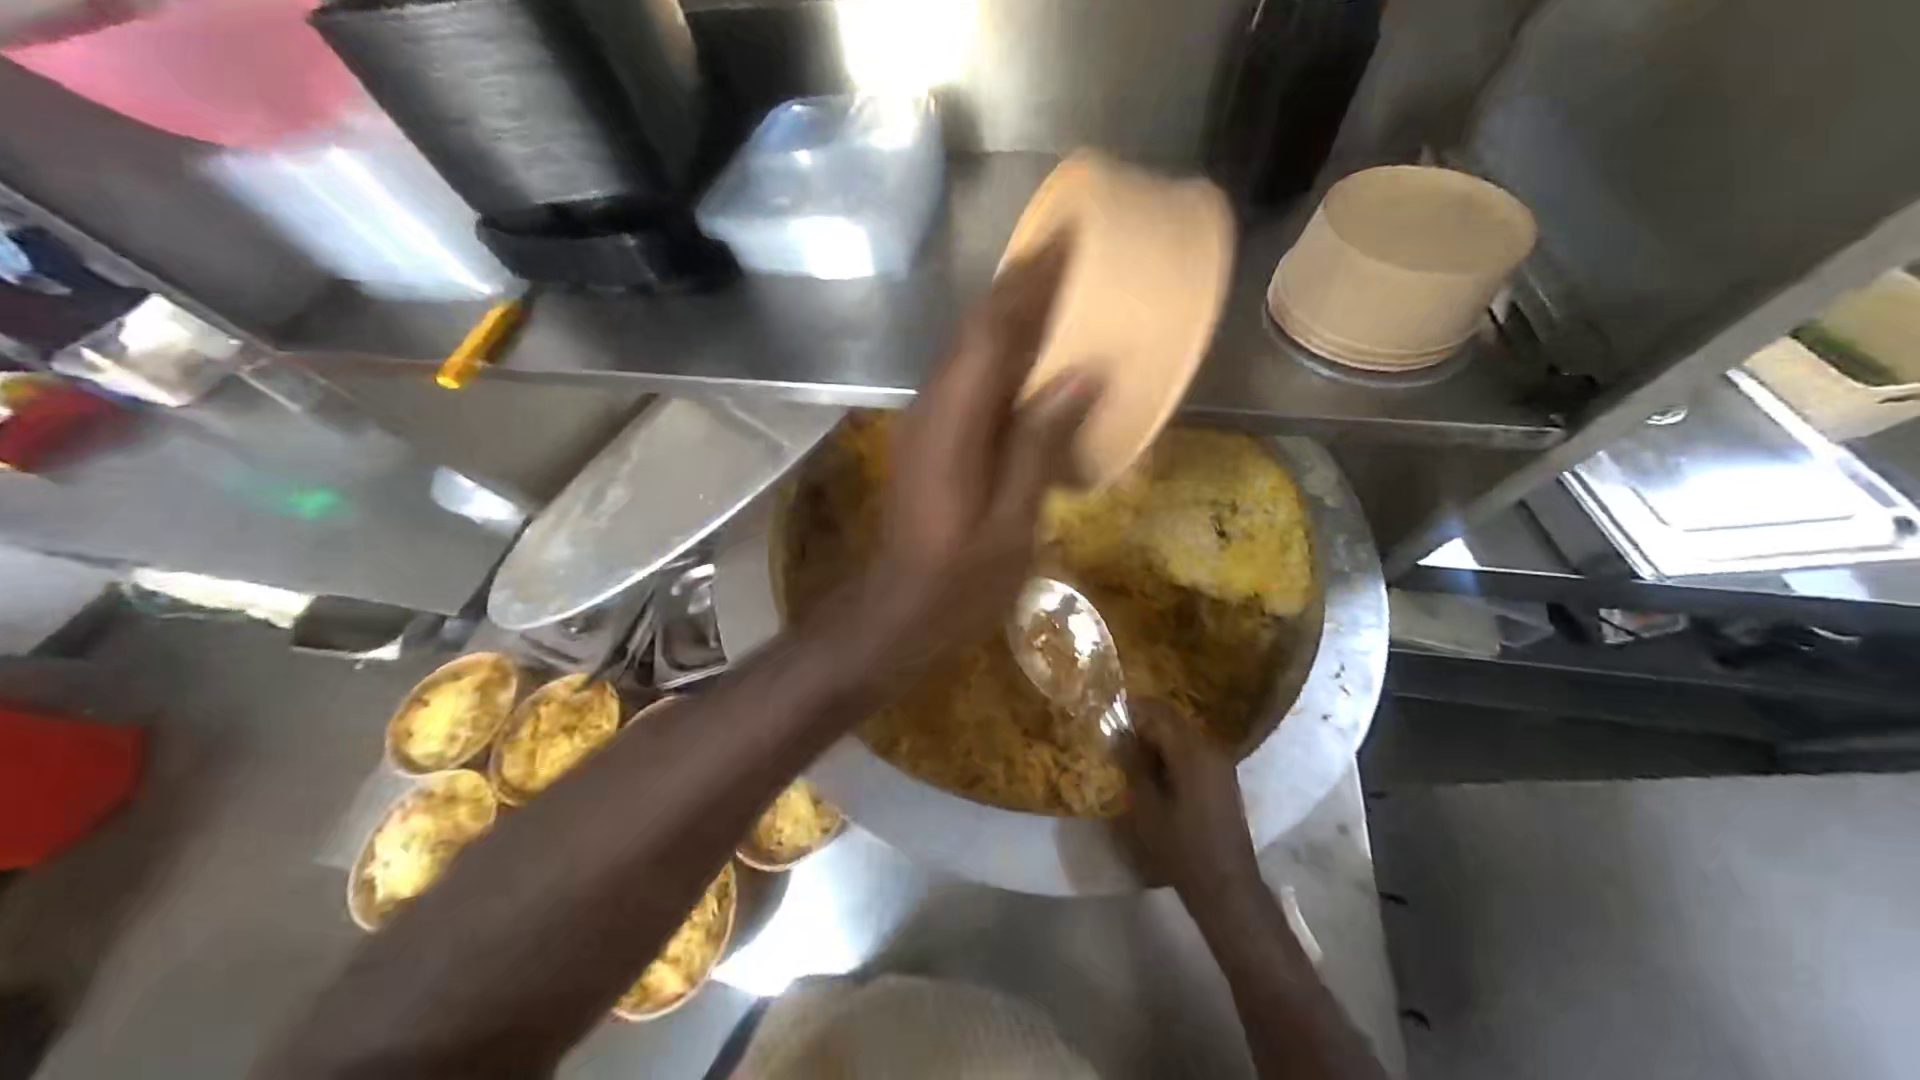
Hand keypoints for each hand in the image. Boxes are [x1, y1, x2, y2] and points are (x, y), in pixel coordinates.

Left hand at [866, 243, 1100, 664]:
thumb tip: (1079, 375)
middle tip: (1069, 256)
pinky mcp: (930, 439)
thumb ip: (1038, 446)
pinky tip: (1031, 363)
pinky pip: (968, 381)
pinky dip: (999, 358)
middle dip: (1020, 289)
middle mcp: (933, 409)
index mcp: (954, 425)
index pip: (992, 332)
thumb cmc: (958, 583)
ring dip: (1008, 318)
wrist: (897, 613)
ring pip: (969, 352)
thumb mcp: (1010, 525)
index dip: (1028, 283)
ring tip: (1057, 294)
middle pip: (976, 331)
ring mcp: (926, 422)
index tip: (1064, 239)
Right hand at [1121, 700, 1261, 897]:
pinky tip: (1152, 769)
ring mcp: (1220, 765)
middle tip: (1114, 732)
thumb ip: (1134, 764)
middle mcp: (1210, 750)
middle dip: (1144, 722)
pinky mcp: (1222, 780)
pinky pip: (1192, 752)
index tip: (1109, 710)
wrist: (1226, 885)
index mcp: (1192, 752)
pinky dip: (1171, 752)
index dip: (1133, 708)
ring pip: (1183, 736)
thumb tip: (1121, 735)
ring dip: (1157, 738)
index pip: (1159, 713)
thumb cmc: (1181, 847)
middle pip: (1173, 721)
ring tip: (1128, 751)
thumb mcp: (1147, 805)